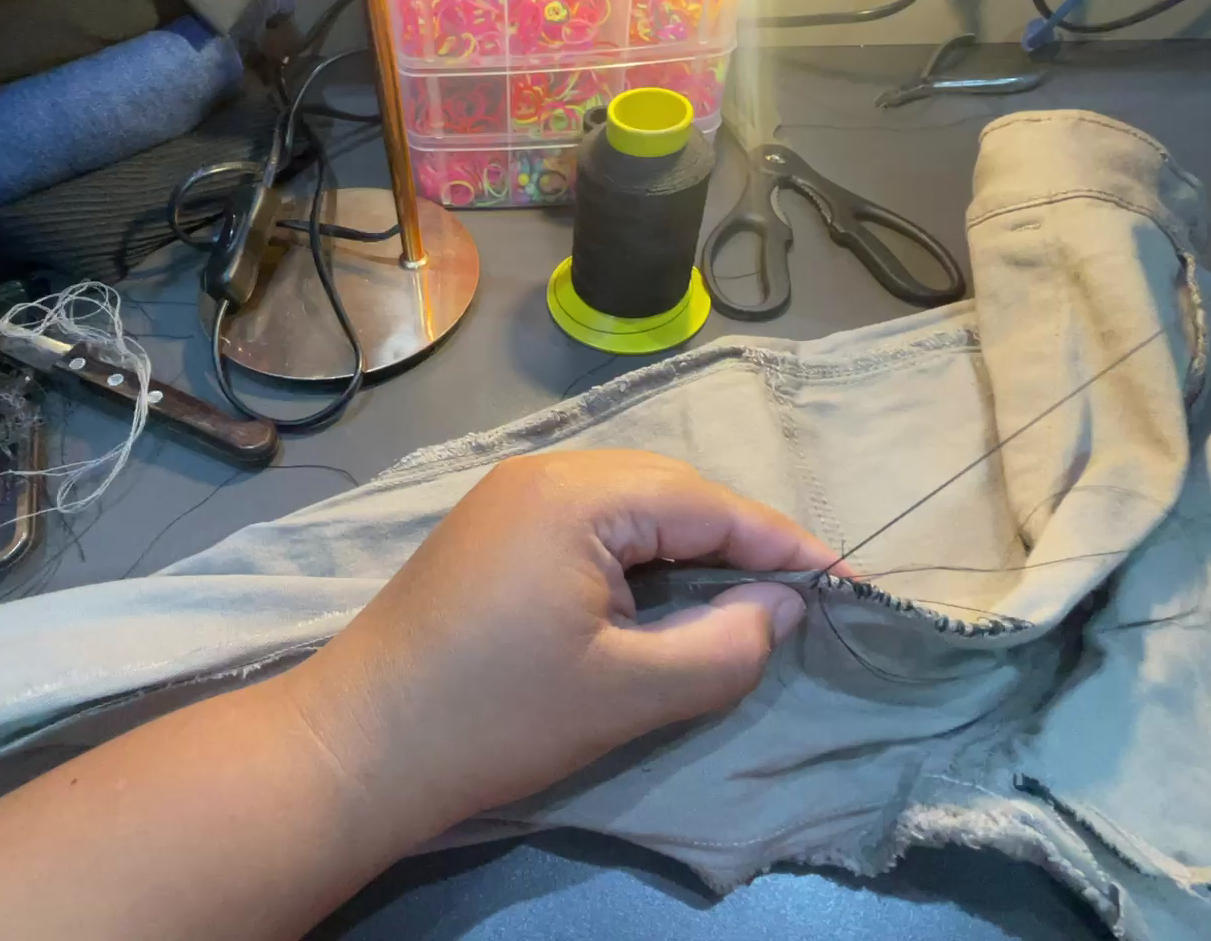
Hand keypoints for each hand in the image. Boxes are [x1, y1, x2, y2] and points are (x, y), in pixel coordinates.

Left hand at [277, 450, 840, 839]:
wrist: (364, 739)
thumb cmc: (497, 716)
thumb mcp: (628, 691)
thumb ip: (725, 644)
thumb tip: (782, 602)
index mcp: (576, 493)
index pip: (705, 503)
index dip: (781, 543)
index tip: (846, 580)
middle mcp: (540, 471)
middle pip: (665, 491)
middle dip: (732, 539)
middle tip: (791, 591)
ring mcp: (508, 494)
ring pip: (624, 502)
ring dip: (682, 542)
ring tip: (732, 590)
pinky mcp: (490, 525)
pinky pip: (584, 519)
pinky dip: (631, 549)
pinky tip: (651, 586)